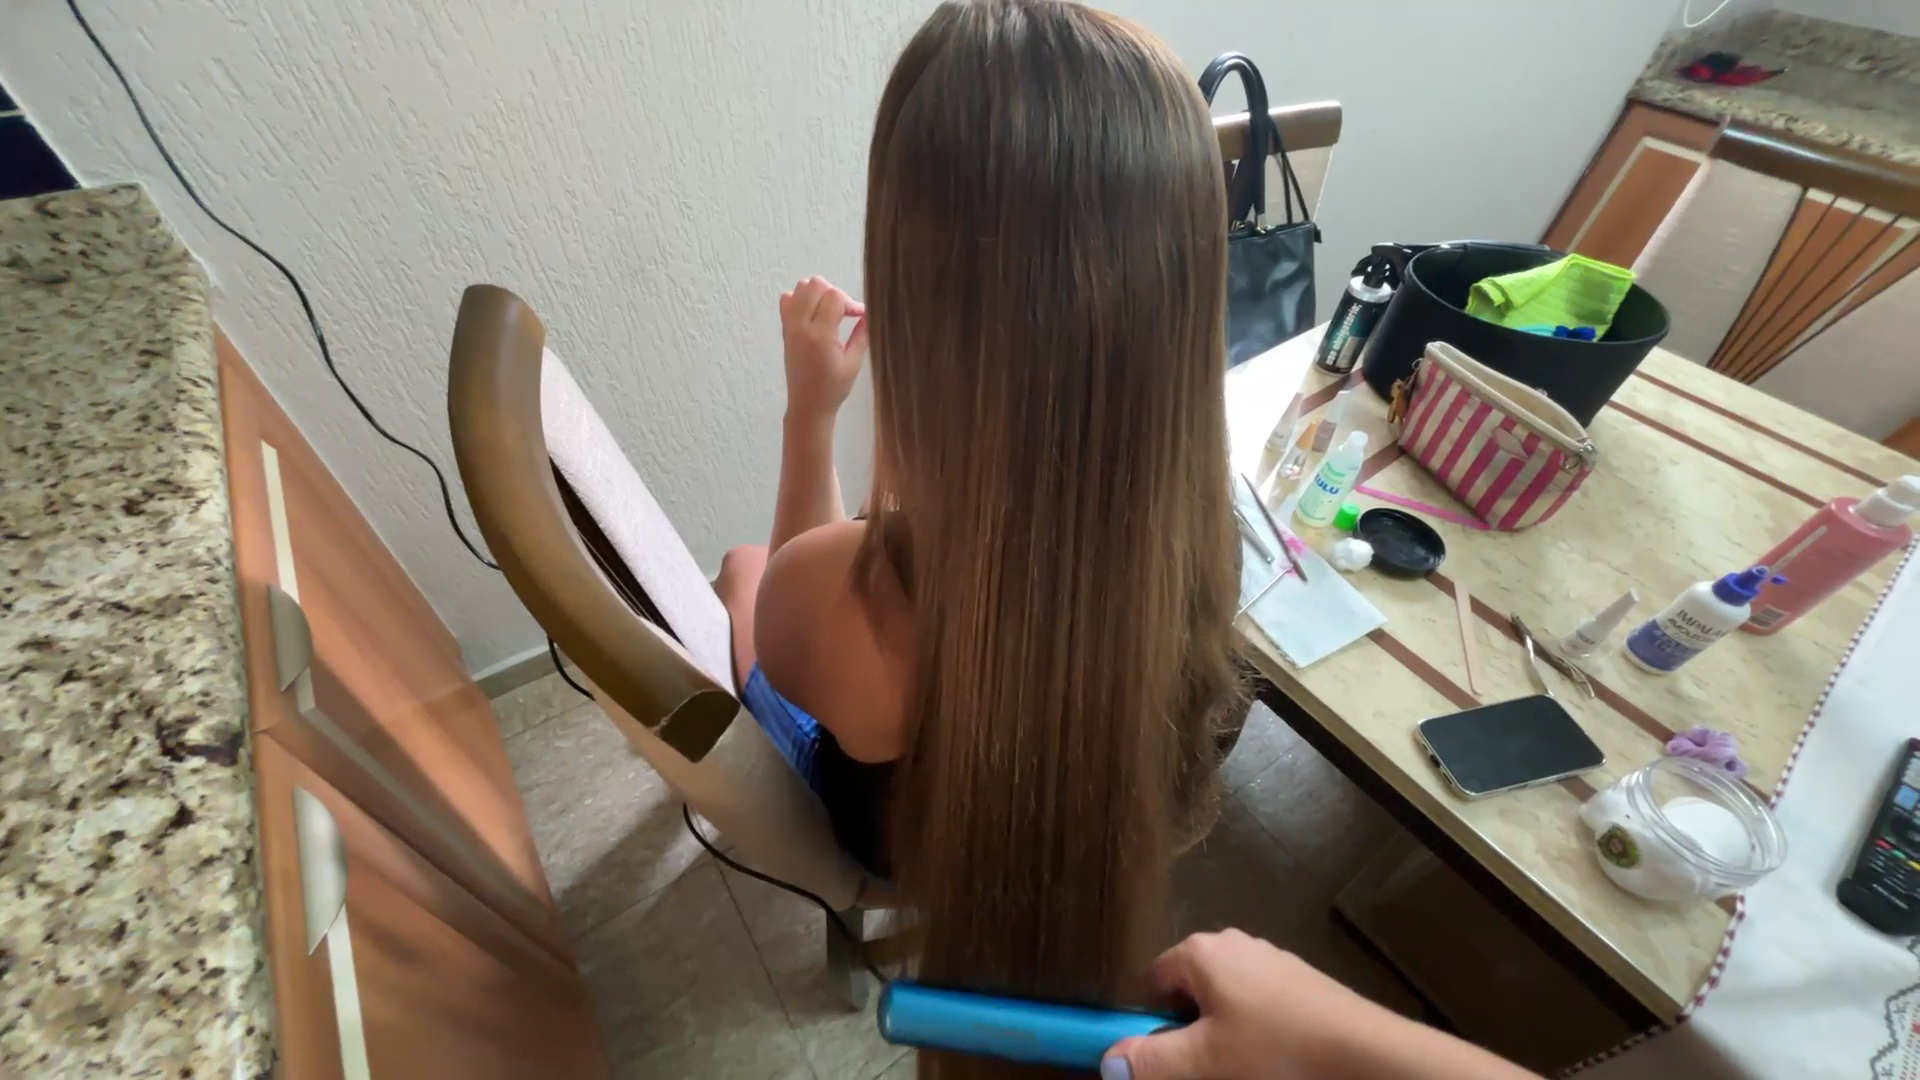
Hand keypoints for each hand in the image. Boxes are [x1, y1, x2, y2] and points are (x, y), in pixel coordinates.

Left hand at [779, 275, 867, 421]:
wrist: (808, 405)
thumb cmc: (834, 389)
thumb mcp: (854, 363)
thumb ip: (862, 334)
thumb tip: (869, 313)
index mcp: (820, 336)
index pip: (834, 297)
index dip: (850, 302)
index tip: (859, 315)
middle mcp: (801, 326)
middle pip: (816, 284)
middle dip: (834, 293)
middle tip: (844, 312)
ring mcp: (790, 326)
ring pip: (801, 287)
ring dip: (818, 293)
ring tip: (830, 312)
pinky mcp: (785, 329)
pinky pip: (788, 299)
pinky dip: (801, 299)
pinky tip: (814, 315)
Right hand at [1102, 931, 1382, 1079]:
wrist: (1372, 1058)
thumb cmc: (1277, 1055)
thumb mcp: (1206, 1065)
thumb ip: (1151, 1060)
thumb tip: (1108, 1061)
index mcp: (1201, 952)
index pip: (1152, 979)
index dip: (1147, 1021)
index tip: (1161, 1060)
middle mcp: (1232, 944)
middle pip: (1190, 989)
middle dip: (1188, 1031)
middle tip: (1203, 1071)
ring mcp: (1271, 961)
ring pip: (1227, 1000)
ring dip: (1224, 1035)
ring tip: (1243, 1073)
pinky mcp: (1304, 984)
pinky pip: (1261, 1006)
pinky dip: (1258, 1035)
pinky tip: (1277, 1066)